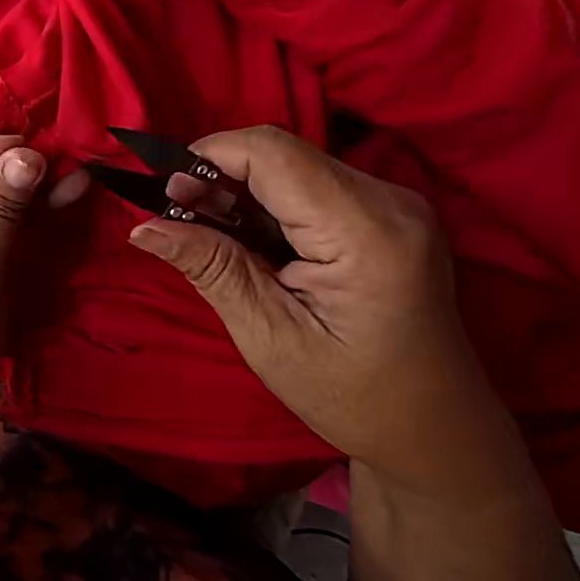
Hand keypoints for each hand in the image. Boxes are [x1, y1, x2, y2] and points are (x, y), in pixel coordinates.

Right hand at [128, 126, 527, 495]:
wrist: (436, 428)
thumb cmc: (354, 397)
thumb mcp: (269, 337)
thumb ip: (211, 269)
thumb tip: (143, 227)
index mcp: (367, 234)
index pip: (273, 154)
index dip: (209, 157)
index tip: (167, 195)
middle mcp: (390, 200)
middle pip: (281, 151)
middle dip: (219, 173)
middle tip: (182, 219)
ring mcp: (395, 201)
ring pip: (292, 161)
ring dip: (240, 187)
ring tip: (215, 234)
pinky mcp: (388, 210)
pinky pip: (310, 180)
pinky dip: (266, 198)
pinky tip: (252, 237)